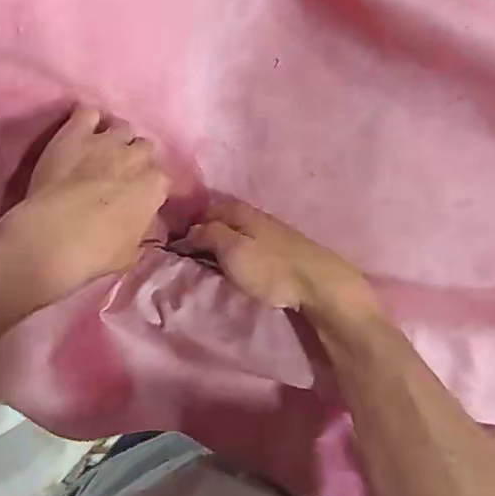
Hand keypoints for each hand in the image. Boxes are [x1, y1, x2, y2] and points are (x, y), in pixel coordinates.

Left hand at [4, 105, 169, 297]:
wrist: (54, 236)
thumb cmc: (96, 252)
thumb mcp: (131, 253)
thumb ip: (142, 234)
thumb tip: (144, 228)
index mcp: (154, 187)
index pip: (163, 179)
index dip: (152, 187)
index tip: (142, 197)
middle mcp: (136, 157)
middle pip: (146, 146)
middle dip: (137, 157)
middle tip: (121, 173)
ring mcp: (106, 140)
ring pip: (122, 127)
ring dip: (115, 138)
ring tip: (100, 151)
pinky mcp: (75, 132)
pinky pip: (88, 113)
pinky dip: (87, 121)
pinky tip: (80, 133)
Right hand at [182, 199, 377, 317]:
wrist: (319, 285)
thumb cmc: (271, 268)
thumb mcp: (232, 250)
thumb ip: (208, 235)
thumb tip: (190, 230)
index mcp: (240, 210)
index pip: (206, 210)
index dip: (189, 225)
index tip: (175, 244)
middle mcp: (255, 215)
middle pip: (222, 220)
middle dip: (205, 234)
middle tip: (188, 255)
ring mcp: (272, 232)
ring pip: (237, 233)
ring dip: (222, 245)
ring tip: (209, 263)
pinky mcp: (283, 251)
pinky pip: (251, 246)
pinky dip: (238, 253)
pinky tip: (236, 266)